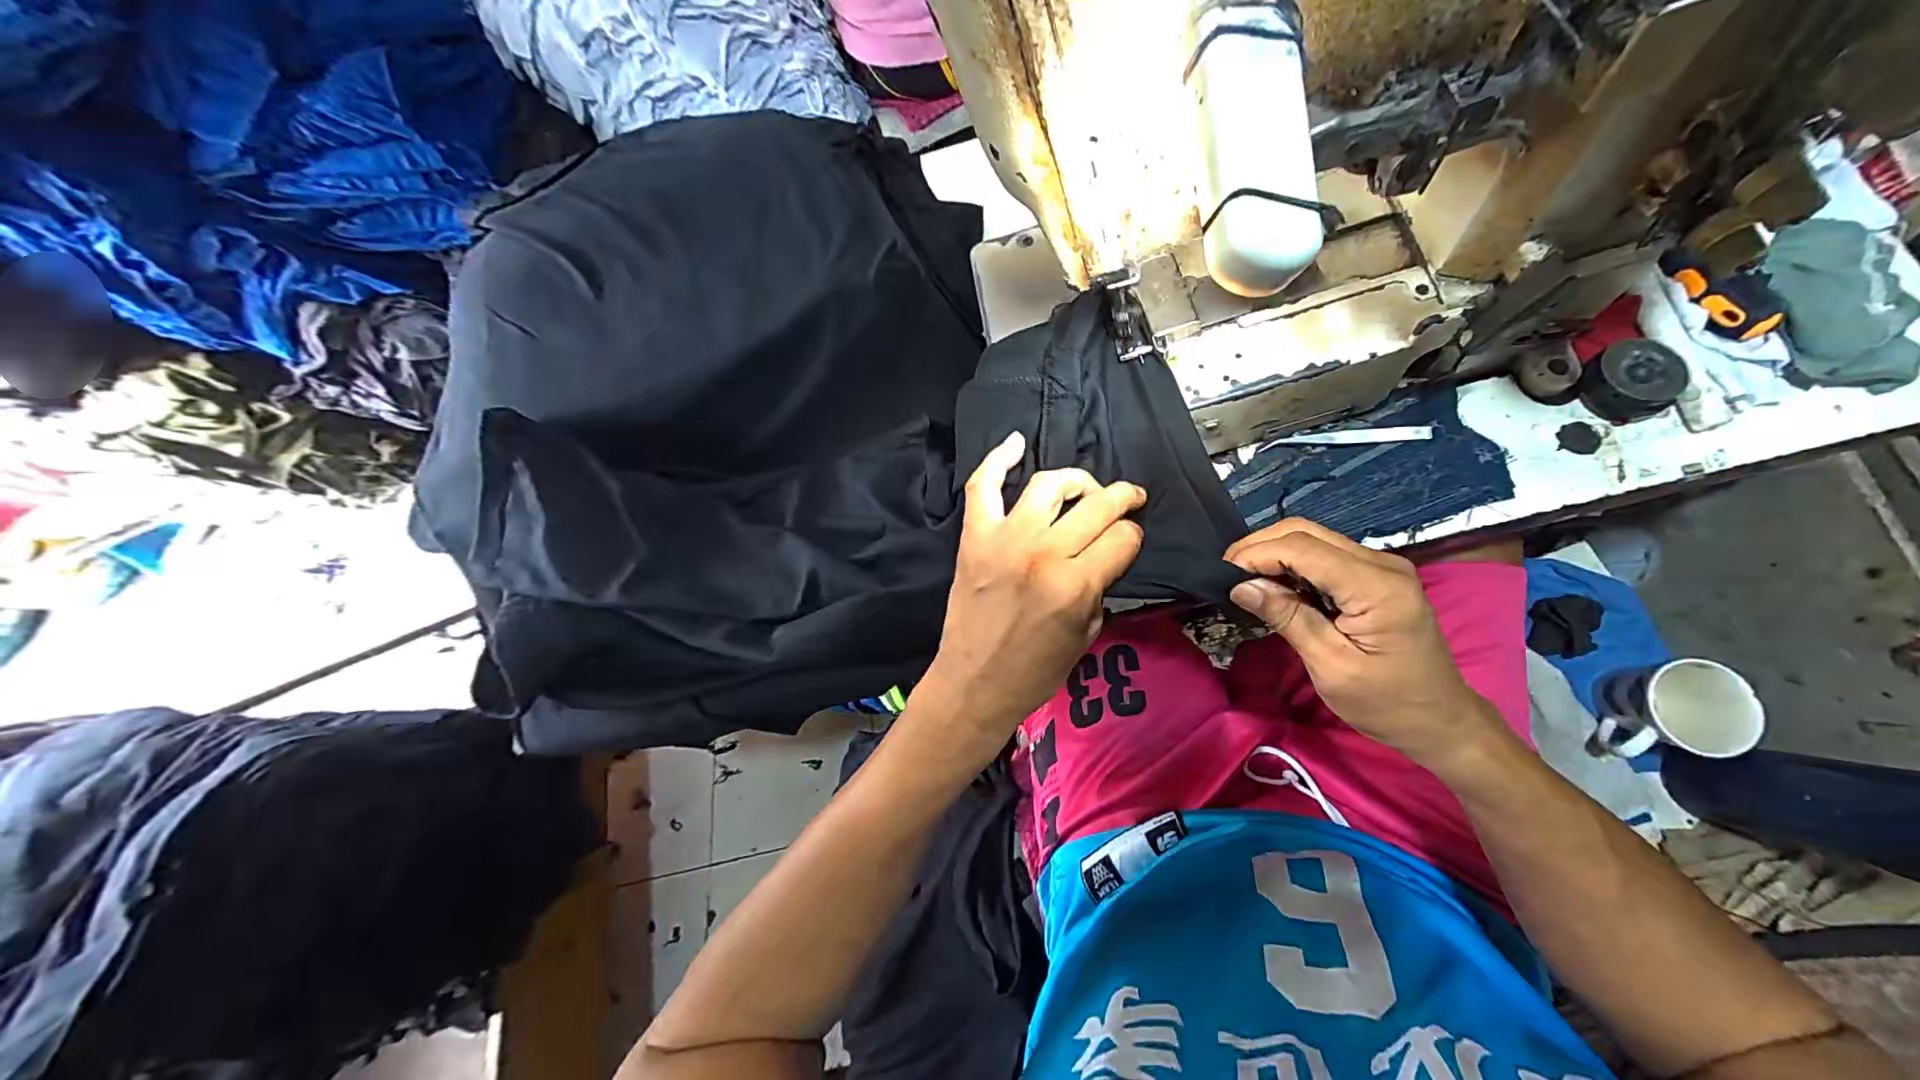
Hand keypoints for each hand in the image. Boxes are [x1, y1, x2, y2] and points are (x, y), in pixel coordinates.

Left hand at [915, 431, 1145, 745]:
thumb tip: (1105, 555)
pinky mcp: (974, 537)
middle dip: (1123, 499)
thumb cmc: (1033, 671)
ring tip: (1085, 489)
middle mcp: (1043, 554)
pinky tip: (1016, 443)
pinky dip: (998, 459)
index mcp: (1077, 585)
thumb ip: (1099, 588)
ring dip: (1076, 480)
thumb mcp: (1086, 635)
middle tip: (1129, 499)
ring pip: (1049, 484)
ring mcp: (1005, 540)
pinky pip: (983, 485)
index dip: (1133, 537)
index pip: (1124, 537)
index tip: (1127, 543)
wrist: (974, 684)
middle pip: (1098, 505)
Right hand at [1224, 519, 1504, 770]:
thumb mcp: (1330, 666)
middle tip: (1227, 573)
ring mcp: (1382, 567)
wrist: (1440, 720)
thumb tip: (1241, 586)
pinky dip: (1292, 562)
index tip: (1223, 574)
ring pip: (1314, 538)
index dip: (1257, 554)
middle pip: (1307, 532)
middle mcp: (1382, 564)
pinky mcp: (1377, 576)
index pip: (1303, 548)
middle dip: (1260, 546)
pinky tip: (1273, 583)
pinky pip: (1326, 554)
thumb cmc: (1386, 703)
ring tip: (1243, 578)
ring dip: (1274, 552)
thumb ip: (1288, 618)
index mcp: (1376, 587)